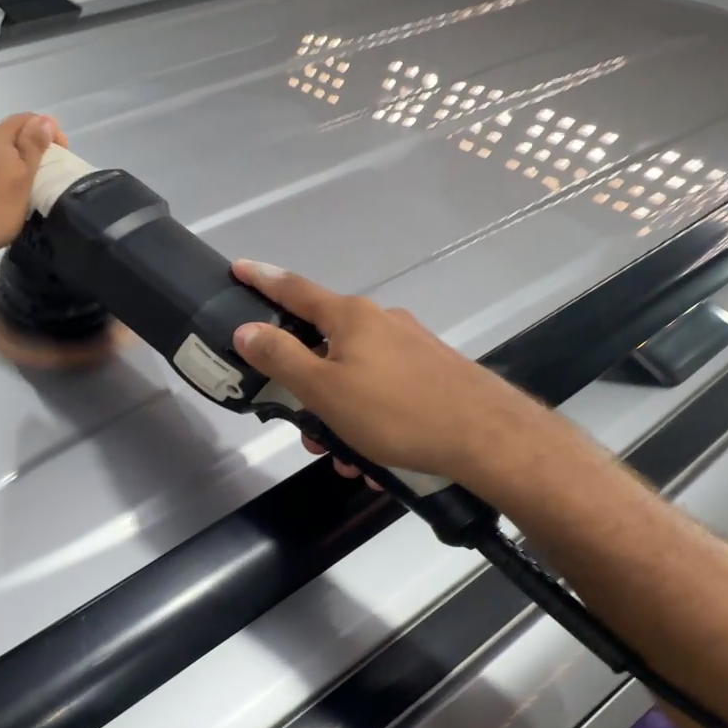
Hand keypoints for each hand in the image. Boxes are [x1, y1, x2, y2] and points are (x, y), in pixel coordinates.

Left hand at [0, 113, 67, 270]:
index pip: (24, 119)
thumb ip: (33, 146)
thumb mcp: (23, 178)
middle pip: (5, 136)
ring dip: (6, 164)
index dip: (46, 128)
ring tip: (18, 186)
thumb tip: (44, 120)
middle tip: (42, 170)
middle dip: (26, 147)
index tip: (61, 151)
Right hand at [229, 259, 555, 486]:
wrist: (490, 439)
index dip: (262, 280)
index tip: (238, 268)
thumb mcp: (324, 390)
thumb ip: (280, 358)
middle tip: (302, 428)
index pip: (294, 290)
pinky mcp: (431, 372)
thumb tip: (245, 330)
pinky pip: (383, 393)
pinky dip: (369, 422)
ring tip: (346, 457)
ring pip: (353, 376)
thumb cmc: (396, 411)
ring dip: (338, 415)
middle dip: (304, 387)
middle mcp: (380, 322)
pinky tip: (376, 459)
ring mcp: (410, 346)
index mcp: (350, 318)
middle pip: (322, 345)